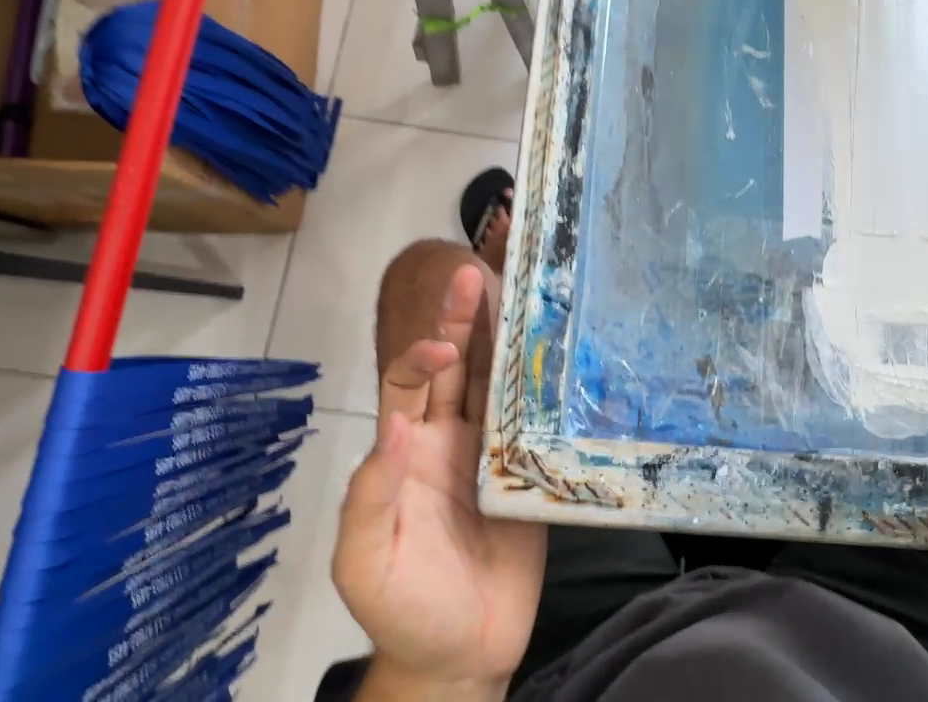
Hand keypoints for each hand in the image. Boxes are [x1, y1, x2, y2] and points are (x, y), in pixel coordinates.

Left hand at [332, 265, 547, 693]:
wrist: (462, 655)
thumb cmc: (403, 607)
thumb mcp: (366, 560)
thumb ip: (372, 495)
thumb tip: (394, 425)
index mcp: (407, 451)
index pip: (410, 385)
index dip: (423, 359)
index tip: (444, 350)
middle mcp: (450, 439)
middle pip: (456, 368)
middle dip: (462, 322)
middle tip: (472, 272)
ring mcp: (493, 453)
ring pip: (497, 383)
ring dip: (504, 340)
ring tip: (519, 291)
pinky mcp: (531, 473)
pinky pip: (537, 421)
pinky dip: (546, 385)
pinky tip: (560, 353)